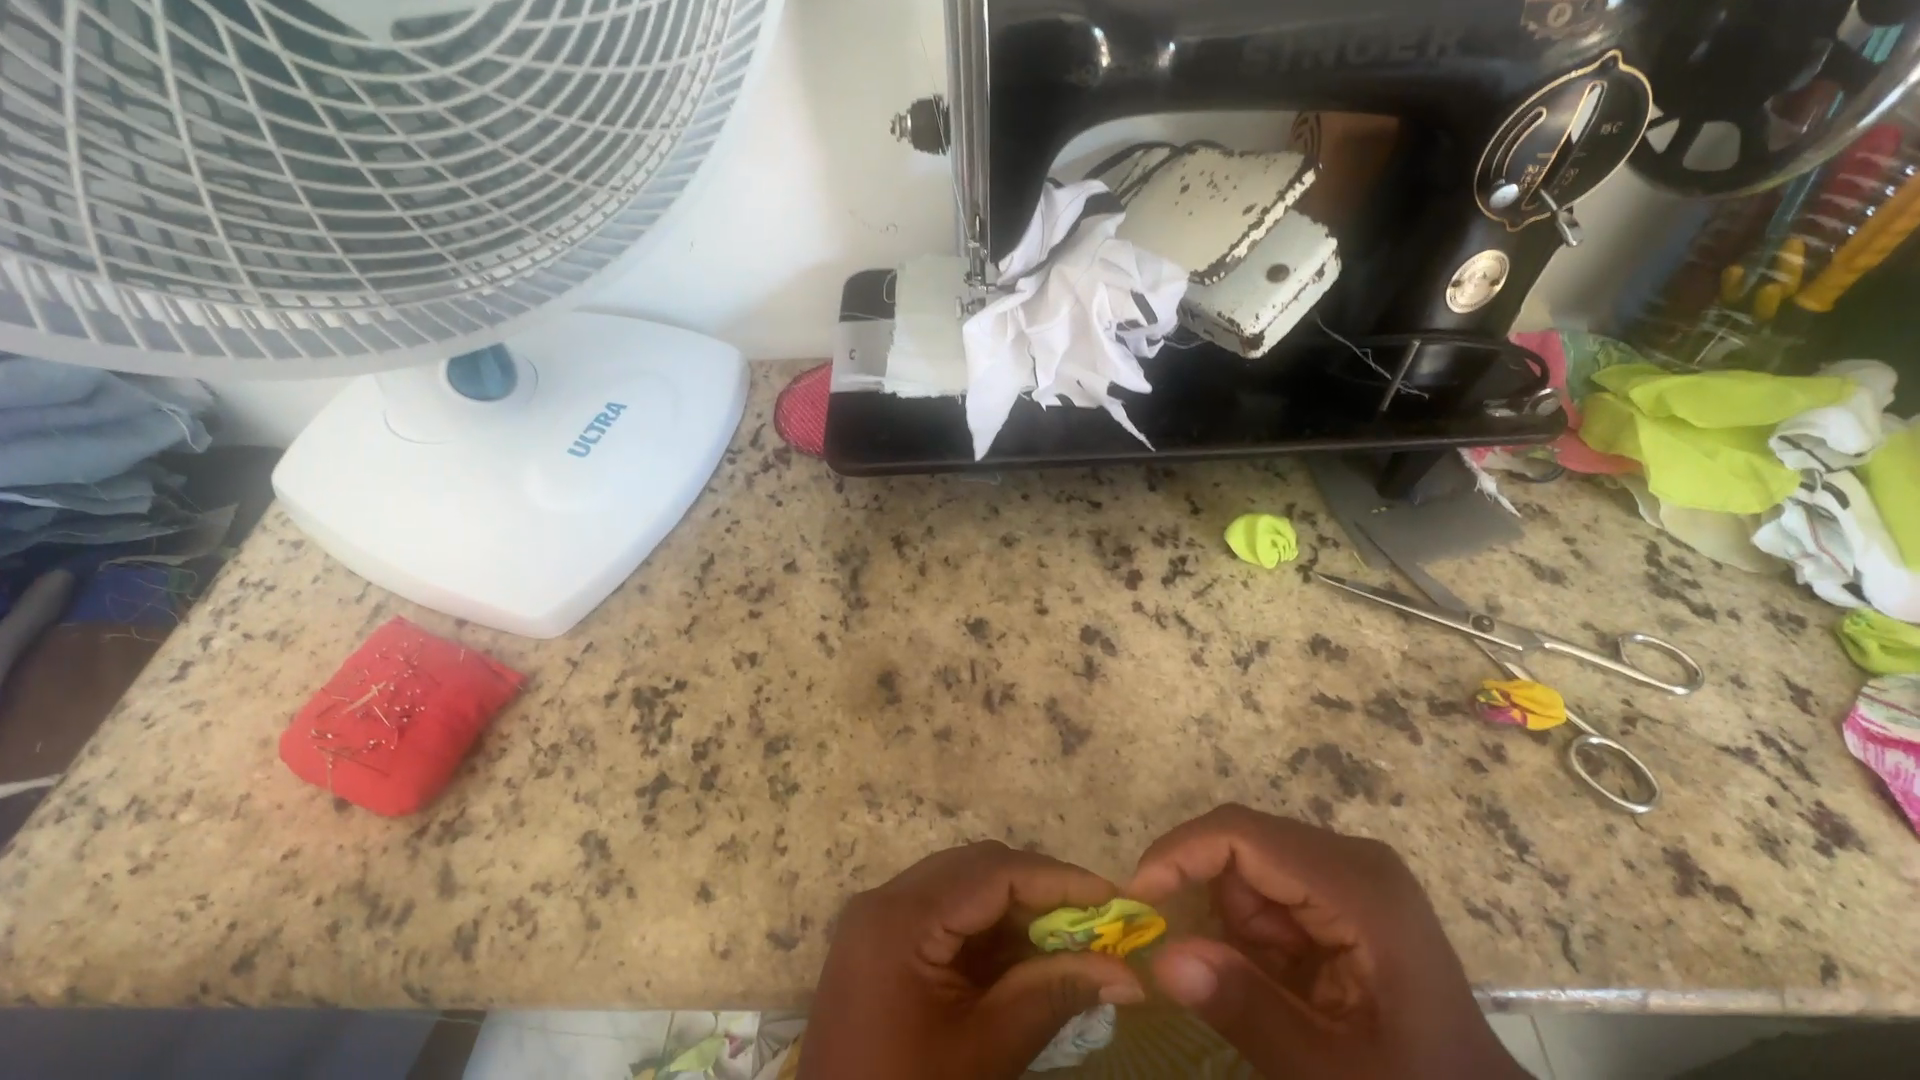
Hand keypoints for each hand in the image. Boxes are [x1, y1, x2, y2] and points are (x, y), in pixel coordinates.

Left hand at [801, 841, 1146, 1079]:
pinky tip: (1023, 954)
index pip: (993, 871)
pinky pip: (942, 911)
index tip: (1113, 898)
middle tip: (1094, 922)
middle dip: (1039, 890)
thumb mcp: (988, 1047)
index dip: (1057, 878)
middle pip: (976, 868)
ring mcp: (876, 918)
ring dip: (1015, 908)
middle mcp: (883, 900)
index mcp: (901, 918)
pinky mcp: (878, 940)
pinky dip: (986, 927)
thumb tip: (1126, 973)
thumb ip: (1054, 993)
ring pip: (961, 885)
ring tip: (1068, 940)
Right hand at [1127, 805, 1526, 1079]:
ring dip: (1234, 930)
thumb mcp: (1328, 1072)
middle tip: (1203, 974)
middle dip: (1208, 905)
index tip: (1134, 902)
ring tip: (1275, 999)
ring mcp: (1352, 874)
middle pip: (1242, 848)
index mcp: (1358, 887)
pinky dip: (1256, 939)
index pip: (1243, 834)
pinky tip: (1288, 988)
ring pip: (1249, 872)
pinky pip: (1270, 895)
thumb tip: (1160, 958)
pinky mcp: (1345, 894)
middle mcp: (1354, 861)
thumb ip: (1245, 1010)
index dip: (1179, 856)